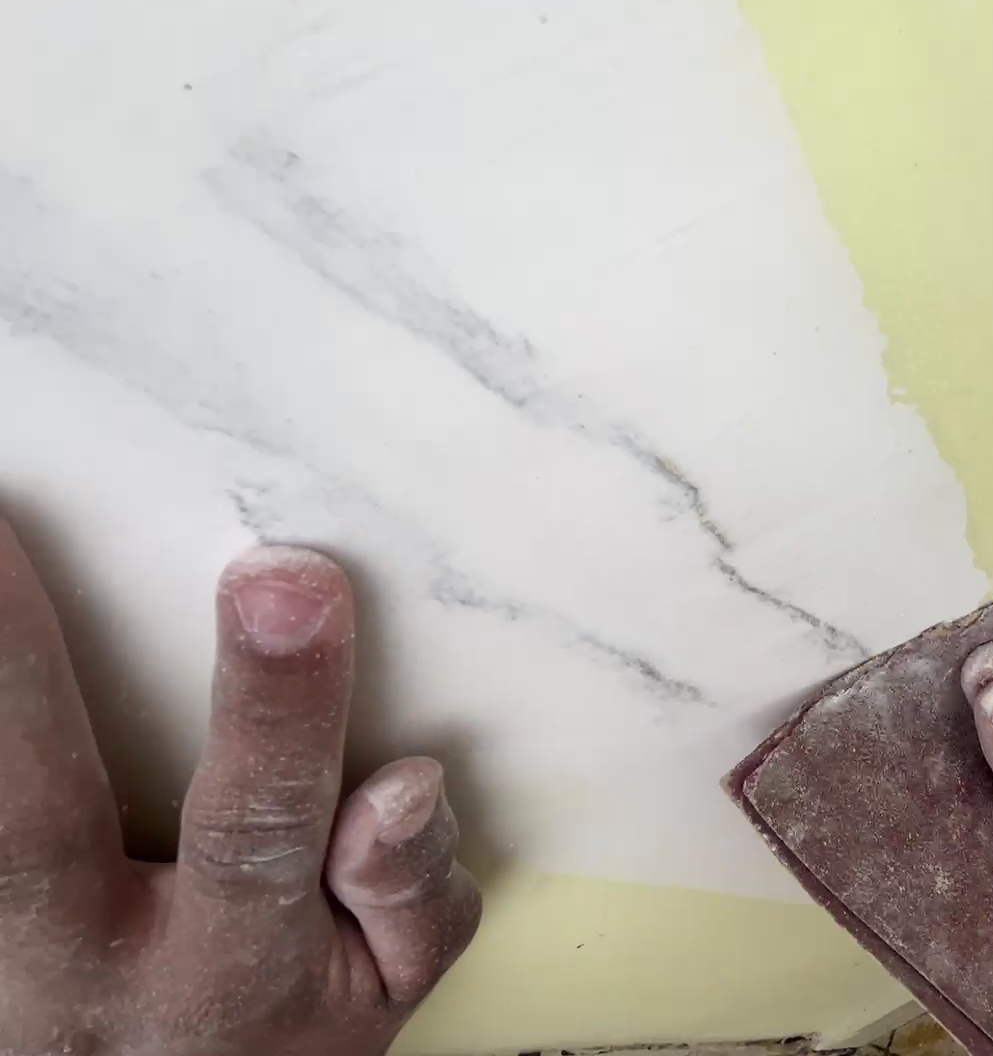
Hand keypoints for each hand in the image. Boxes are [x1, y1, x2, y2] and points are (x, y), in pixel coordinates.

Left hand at [1, 520, 479, 1055]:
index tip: (291, 583)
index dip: (280, 703)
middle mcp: (84, 966)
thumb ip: (412, 885)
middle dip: (24, 665)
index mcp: (233, 967)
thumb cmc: (315, 1024)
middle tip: (2, 527)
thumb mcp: (403, 970)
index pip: (261, 819)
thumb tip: (399, 784)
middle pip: (34, 816)